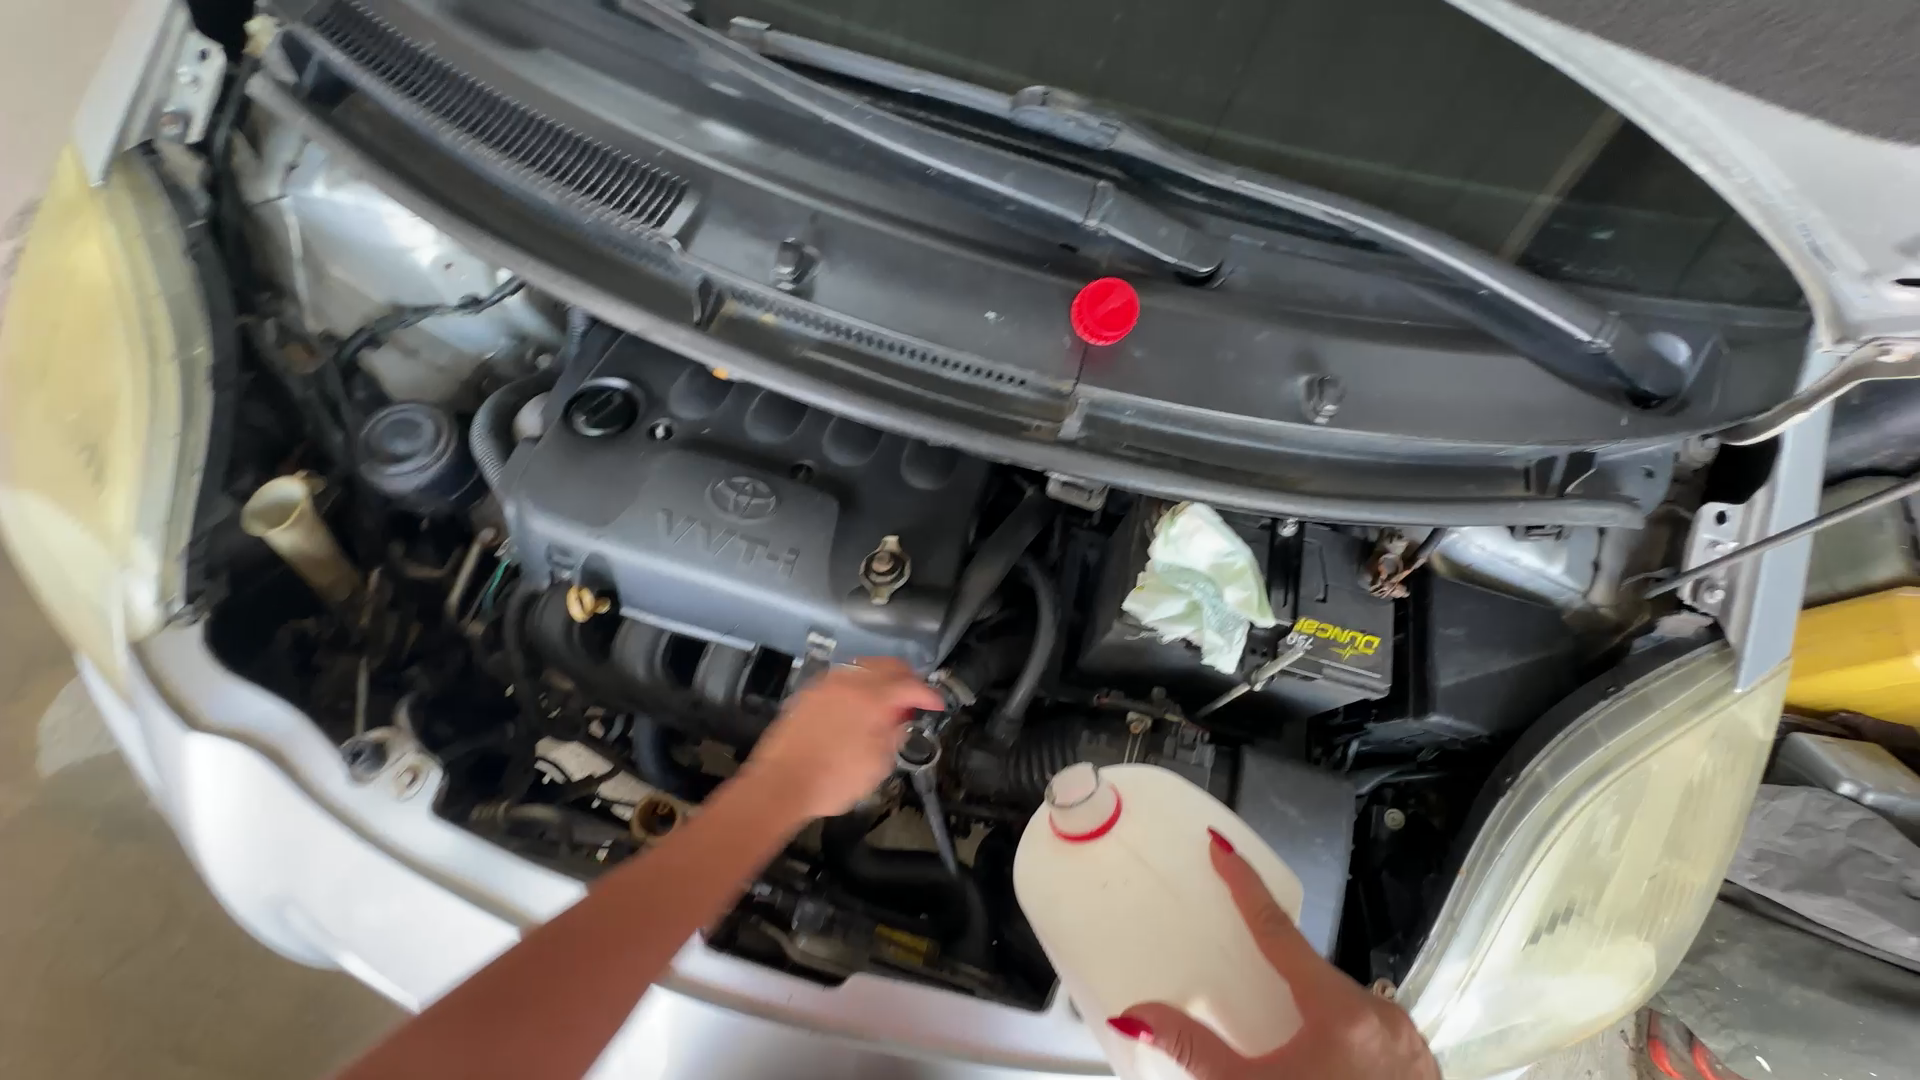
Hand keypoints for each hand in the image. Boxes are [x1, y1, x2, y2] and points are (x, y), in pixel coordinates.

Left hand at [737, 658, 943, 821]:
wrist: (780, 785)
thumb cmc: (831, 782)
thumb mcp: (877, 766)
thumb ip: (894, 737)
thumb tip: (901, 723)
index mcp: (872, 699)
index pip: (911, 685)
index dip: (929, 694)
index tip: (936, 704)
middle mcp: (850, 683)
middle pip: (888, 665)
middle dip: (907, 679)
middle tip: (915, 698)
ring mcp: (827, 685)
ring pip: (864, 666)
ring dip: (882, 678)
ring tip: (888, 700)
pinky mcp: (809, 693)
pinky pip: (842, 677)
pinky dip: (858, 684)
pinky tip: (859, 703)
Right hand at [1106, 833, 1439, 1079]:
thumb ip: (1193, 1049)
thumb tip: (1131, 1013)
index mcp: (1340, 1012)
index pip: (1277, 929)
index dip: (1243, 884)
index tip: (1220, 846)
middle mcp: (1383, 1017)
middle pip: (1314, 970)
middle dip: (1278, 965)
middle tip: (1243, 967)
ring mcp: (1413, 1046)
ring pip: (1344, 1002)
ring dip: (1310, 1004)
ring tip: (1283, 1033)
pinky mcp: (1425, 1071)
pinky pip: (1370, 1031)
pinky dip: (1341, 1033)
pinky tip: (1322, 1062)